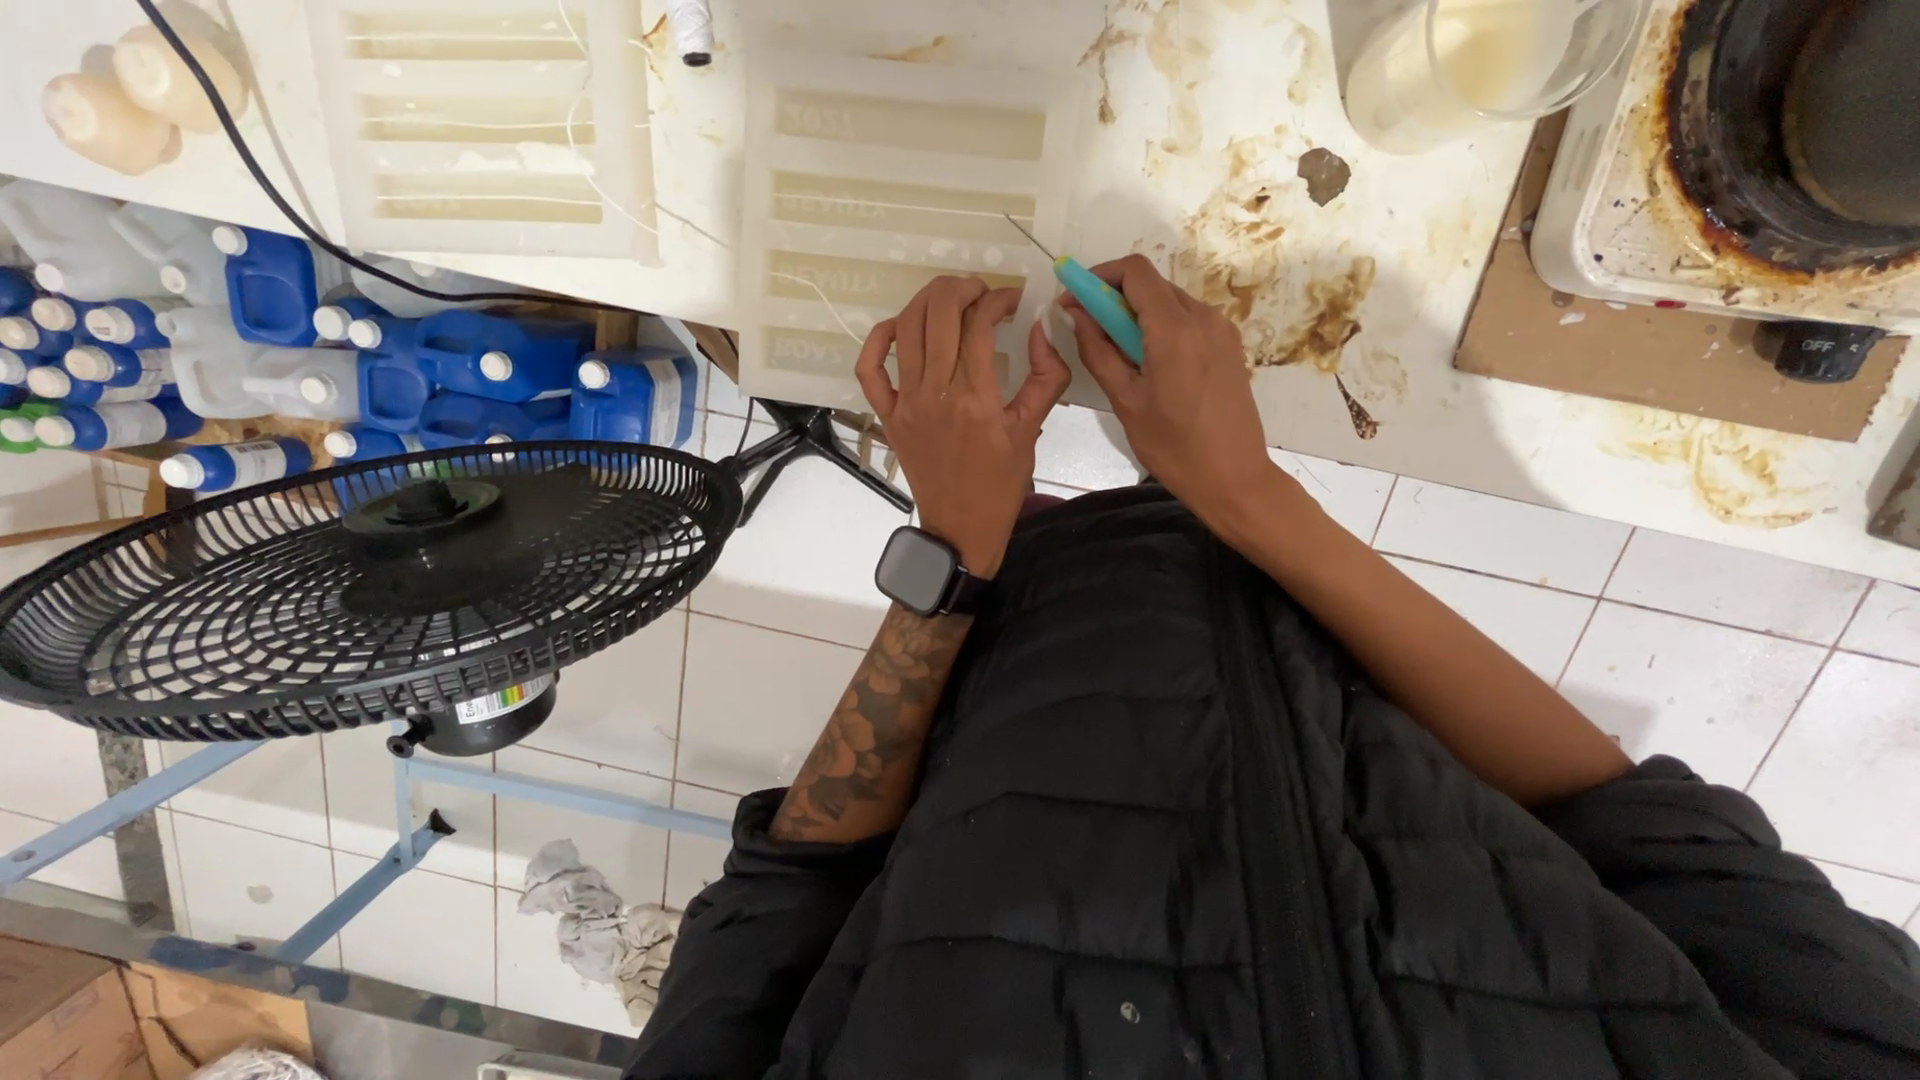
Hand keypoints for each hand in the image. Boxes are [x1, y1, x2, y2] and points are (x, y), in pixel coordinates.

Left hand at [856, 277, 1070, 578]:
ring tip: (951, 297)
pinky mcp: (887, 414)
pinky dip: (879, 339)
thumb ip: (1045, 377)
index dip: (998, 299)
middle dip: (961, 288)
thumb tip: (1041, 327)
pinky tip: (899, 327)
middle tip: (980, 291)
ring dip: (927, 300)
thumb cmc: (1000, 484)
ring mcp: (905, 402)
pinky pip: (870, 368)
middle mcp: (935, 392)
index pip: (980, 324)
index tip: (1013, 300)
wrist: (961, 527)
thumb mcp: (1032, 431)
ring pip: (906, 329)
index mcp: (975, 398)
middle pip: (938, 313)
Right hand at [1064, 255, 1274, 525]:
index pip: (1134, 271)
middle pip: (1151, 284)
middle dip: (1114, 297)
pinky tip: (1148, 365)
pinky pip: (1187, 320)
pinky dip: (1159, 328)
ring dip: (1137, 314)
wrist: (1234, 477)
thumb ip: (1097, 350)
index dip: (1098, 276)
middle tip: (1088, 331)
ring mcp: (1221, 329)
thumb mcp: (1125, 401)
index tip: (1074, 300)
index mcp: (1175, 330)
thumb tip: (1074, 314)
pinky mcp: (1229, 344)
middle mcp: (1203, 317)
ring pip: (1168, 301)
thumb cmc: (1174, 447)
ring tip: (1118, 356)